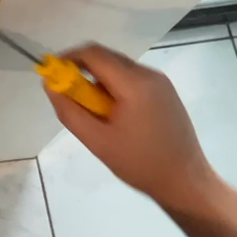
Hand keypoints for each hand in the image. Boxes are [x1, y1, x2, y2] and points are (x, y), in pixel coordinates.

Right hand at [45, 44, 223, 215]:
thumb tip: (50, 85)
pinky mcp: (165, 91)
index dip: (68, 58)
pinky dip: (114, 87)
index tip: (52, 74)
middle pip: (106, 58)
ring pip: (118, 67)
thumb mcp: (97, 141)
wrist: (186, 182)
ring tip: (93, 111)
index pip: (94, 54)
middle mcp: (149, 74)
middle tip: (69, 95)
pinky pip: (131, 78)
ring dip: (98, 80)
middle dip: (82, 70)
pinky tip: (113, 114)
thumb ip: (69, 111)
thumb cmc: (140, 163)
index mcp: (134, 84)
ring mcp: (160, 82)